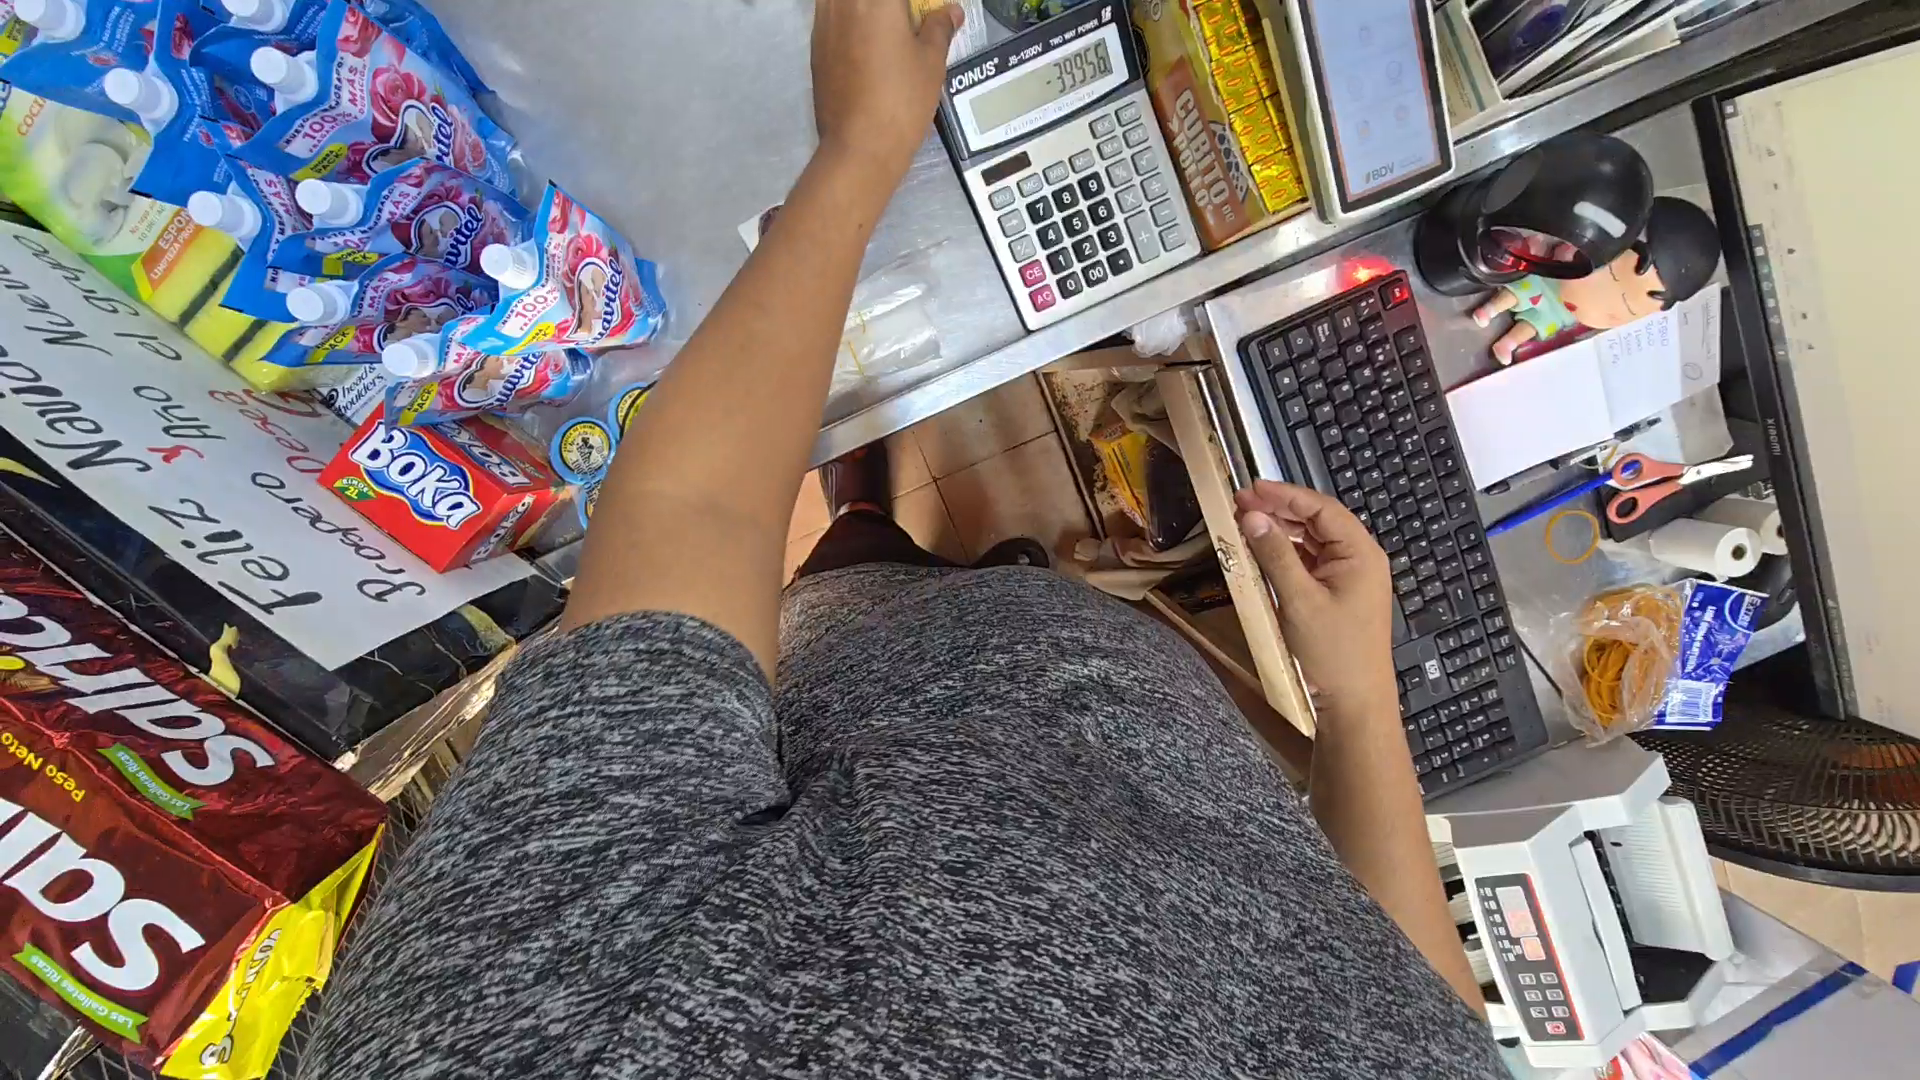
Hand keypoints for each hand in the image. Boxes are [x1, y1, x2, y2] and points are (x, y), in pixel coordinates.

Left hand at [812, 0, 962, 178]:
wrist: (859, 149)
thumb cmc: (901, 103)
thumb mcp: (931, 64)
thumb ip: (939, 28)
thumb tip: (950, 12)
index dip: (915, 5)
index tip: (926, 13)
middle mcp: (845, 0)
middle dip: (891, 8)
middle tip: (908, 21)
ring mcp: (824, 20)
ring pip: (844, 1)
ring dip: (865, 10)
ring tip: (884, 29)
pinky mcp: (815, 45)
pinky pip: (832, 15)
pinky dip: (848, 19)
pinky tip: (865, 44)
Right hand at [1234, 480, 1396, 715]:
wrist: (1353, 705)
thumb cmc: (1332, 653)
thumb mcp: (1298, 599)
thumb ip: (1274, 554)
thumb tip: (1252, 515)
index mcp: (1360, 554)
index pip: (1322, 509)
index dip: (1285, 495)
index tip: (1250, 488)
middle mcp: (1358, 561)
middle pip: (1316, 522)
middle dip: (1278, 510)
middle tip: (1239, 503)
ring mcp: (1347, 579)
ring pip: (1309, 542)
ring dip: (1278, 532)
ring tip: (1244, 524)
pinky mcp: (1335, 597)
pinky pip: (1307, 564)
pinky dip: (1282, 555)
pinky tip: (1259, 553)